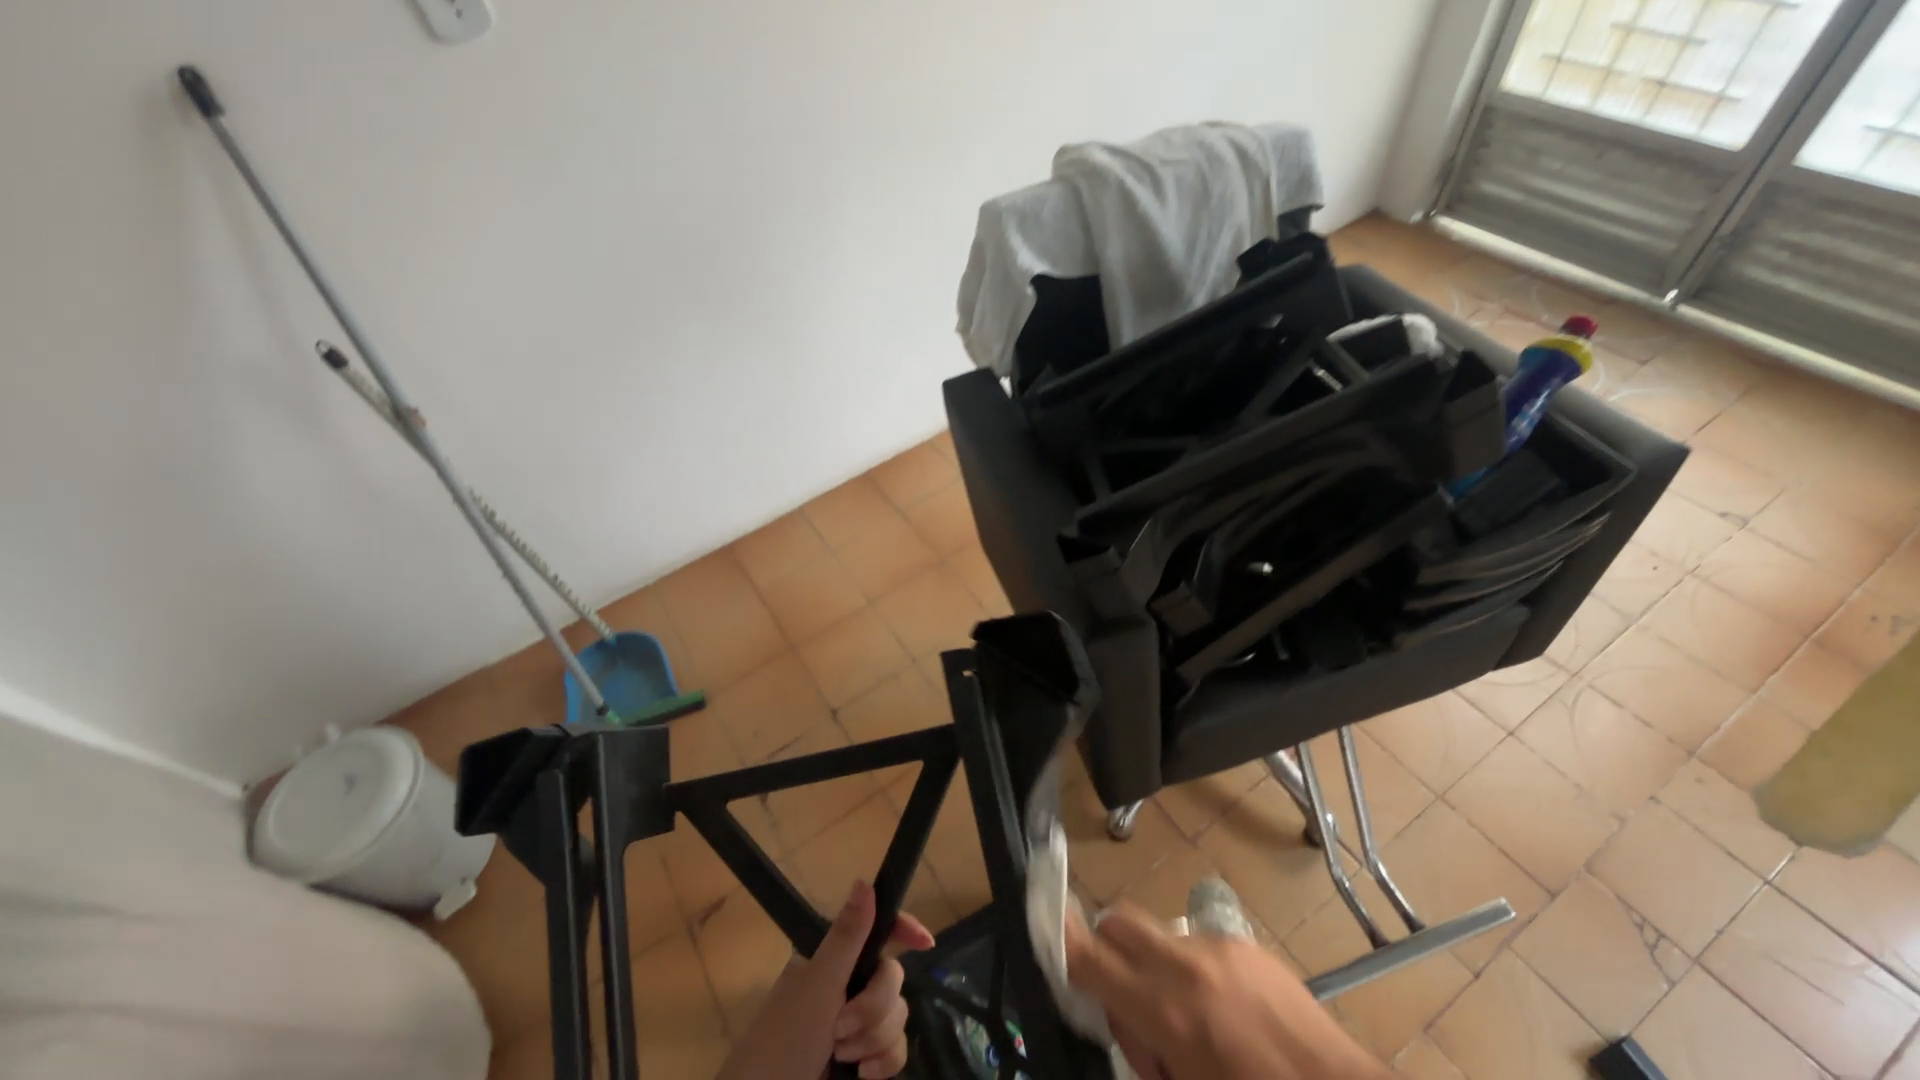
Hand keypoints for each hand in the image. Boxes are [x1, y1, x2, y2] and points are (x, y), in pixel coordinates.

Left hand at [717, 881, 936, 1079]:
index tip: (925, 944)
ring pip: (898, 1016)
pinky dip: (883, 1062)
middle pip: (893, 978)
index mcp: (833, 959)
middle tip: (840, 1027)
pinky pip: (897, 1049)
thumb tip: (864, 880)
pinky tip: (862, 1075)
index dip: (904, 930)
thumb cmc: (786, 1037)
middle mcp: (848, 985)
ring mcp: (857, 1022)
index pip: (878, 930)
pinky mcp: (866, 1056)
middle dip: (874, 1008)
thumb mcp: (817, 983)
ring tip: (841, 1057)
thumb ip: (847, 936)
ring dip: (873, 1039)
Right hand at [1065, 903, 1389, 1079]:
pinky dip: (1190, 971)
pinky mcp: (1250, 947)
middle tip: (1125, 1003)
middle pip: (1117, 922)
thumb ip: (1142, 1051)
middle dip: (1105, 950)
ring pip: (1158, 935)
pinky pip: (1198, 945)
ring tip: (1183, 1022)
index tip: (1047, 935)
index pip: (1090, 957)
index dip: (1060, 943)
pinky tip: (1220, 1015)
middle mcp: (1187, 965)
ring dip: (1151, 966)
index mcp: (1166, 1010)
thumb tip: (1122, 1020)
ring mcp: (1221, 949)